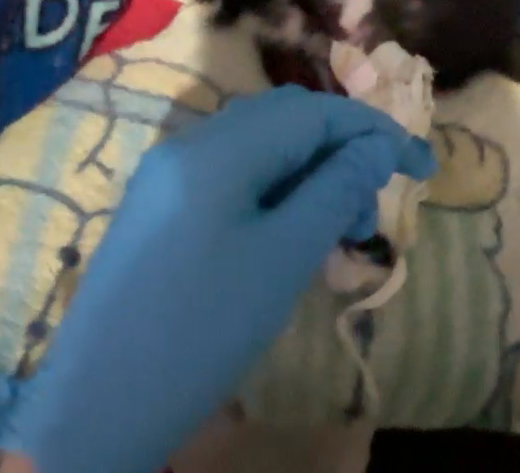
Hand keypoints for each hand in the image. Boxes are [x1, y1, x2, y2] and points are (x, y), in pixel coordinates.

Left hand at [0, 86, 436, 472]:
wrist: (97, 407)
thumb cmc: (203, 328)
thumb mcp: (286, 256)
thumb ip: (338, 188)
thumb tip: (379, 146)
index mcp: (219, 147)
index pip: (314, 111)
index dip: (373, 130)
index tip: (422, 166)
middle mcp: (190, 145)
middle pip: (286, 121)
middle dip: (342, 150)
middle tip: (377, 206)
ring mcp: (169, 176)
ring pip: (261, 150)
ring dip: (311, 174)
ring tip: (342, 231)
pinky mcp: (161, 208)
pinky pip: (233, 178)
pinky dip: (277, 193)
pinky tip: (294, 235)